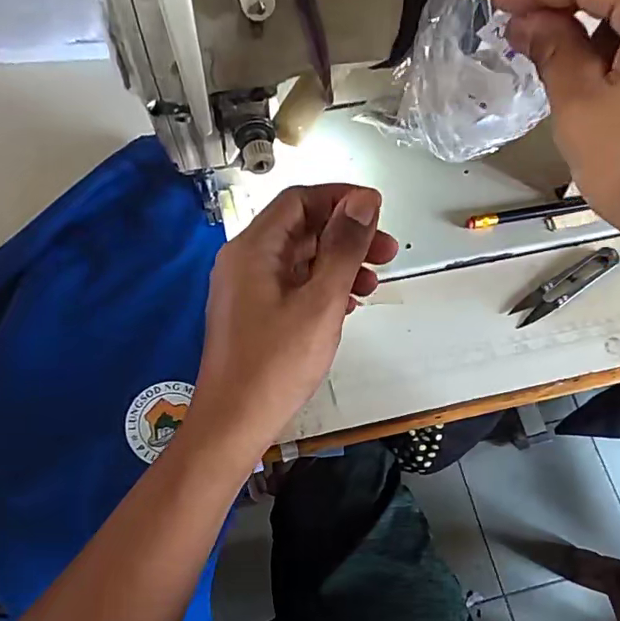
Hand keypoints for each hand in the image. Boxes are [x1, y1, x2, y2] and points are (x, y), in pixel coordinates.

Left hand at [189, 184, 398, 454]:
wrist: (234, 421)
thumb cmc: (272, 367)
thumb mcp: (320, 302)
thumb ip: (343, 248)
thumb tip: (361, 203)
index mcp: (253, 250)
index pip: (299, 200)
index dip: (342, 199)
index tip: (376, 210)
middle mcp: (243, 263)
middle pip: (301, 228)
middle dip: (347, 235)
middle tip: (385, 250)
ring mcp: (245, 290)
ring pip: (298, 260)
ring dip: (338, 263)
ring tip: (371, 282)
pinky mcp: (252, 315)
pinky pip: (291, 286)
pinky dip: (321, 287)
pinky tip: (346, 304)